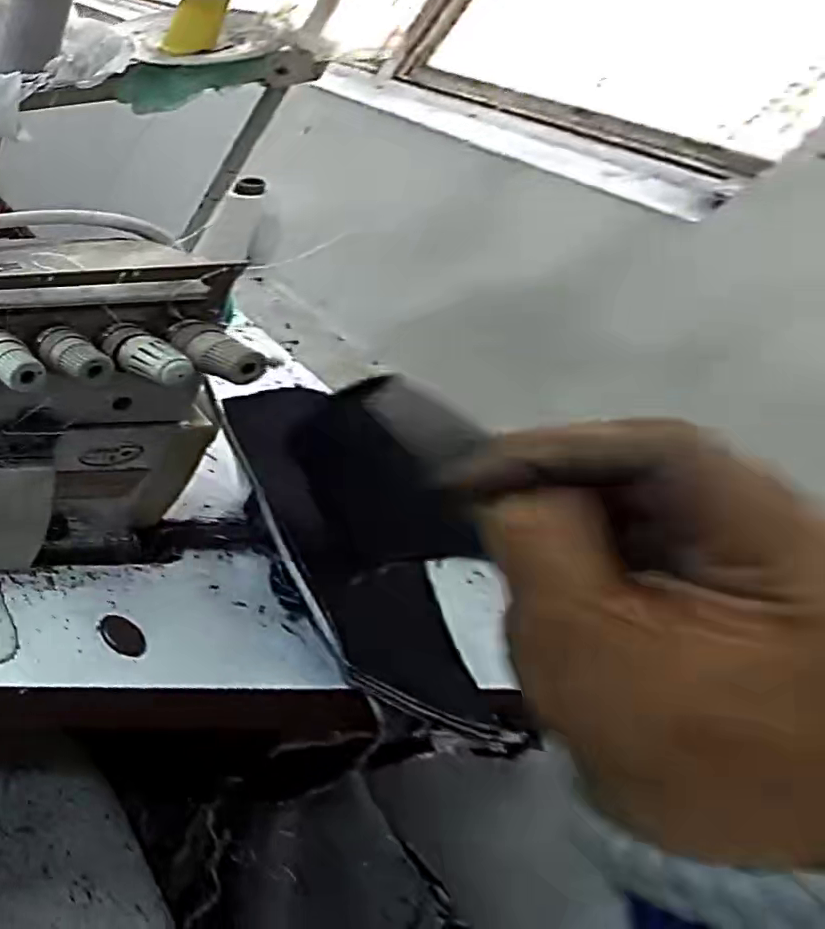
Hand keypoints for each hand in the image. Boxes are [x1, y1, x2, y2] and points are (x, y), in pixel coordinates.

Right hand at [455, 420, 824, 867]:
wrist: (710, 819)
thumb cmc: (649, 733)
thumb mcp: (572, 627)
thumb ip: (535, 536)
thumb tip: (498, 479)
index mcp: (788, 559)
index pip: (668, 452)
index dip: (558, 446)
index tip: (473, 470)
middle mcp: (796, 547)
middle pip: (660, 464)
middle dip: (553, 470)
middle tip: (476, 490)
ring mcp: (772, 565)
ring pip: (651, 490)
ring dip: (565, 496)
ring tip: (501, 515)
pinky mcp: (737, 582)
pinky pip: (653, 523)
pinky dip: (587, 523)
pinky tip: (547, 543)